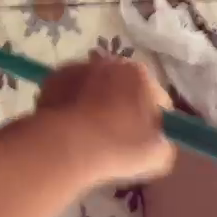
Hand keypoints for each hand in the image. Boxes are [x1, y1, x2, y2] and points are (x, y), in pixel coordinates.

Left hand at [38, 54, 175, 183]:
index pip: (157, 98)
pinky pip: (70, 90)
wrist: (67, 143)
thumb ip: (162, 139)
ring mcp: (77, 67)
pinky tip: (72, 124)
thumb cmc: (119, 147)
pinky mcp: (54, 77)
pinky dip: (73, 102)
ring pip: (94, 86)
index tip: (147, 137)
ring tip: (91, 130)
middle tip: (119, 133)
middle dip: (123, 104)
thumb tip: (155, 138)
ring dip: (96, 100)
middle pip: (123, 86)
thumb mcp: (159, 154)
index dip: (155, 119)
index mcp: (140, 75)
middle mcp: (109, 62)